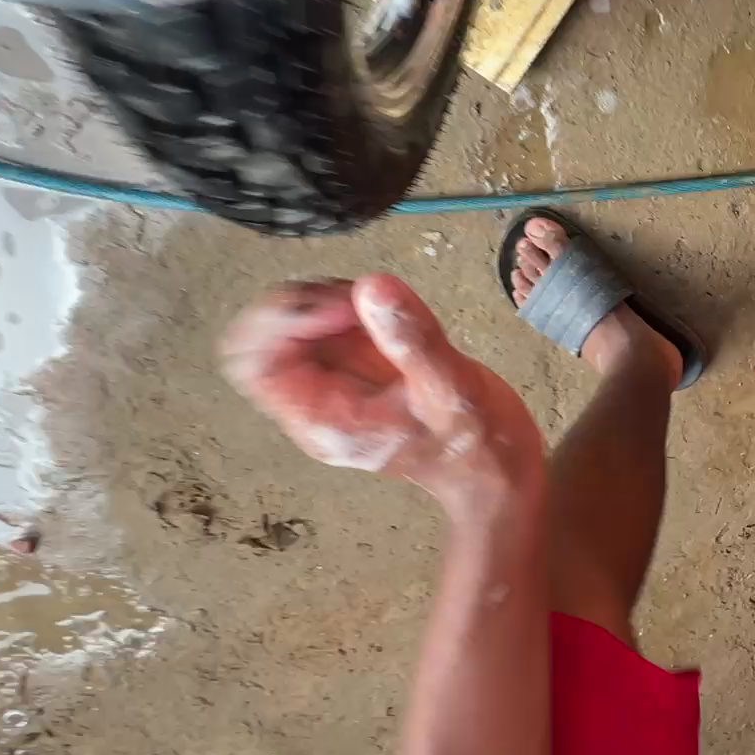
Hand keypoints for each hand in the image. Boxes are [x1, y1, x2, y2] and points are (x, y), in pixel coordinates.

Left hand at [219, 274, 544, 518]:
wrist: (498, 469)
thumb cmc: (474, 445)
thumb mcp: (451, 391)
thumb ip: (412, 339)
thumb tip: (372, 285)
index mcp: (322, 419)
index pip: (255, 362)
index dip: (287, 321)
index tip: (346, 307)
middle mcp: (319, 400)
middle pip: (266, 337)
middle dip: (308, 303)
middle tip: (364, 299)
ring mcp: (340, 381)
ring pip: (297, 323)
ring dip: (333, 299)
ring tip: (387, 303)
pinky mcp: (366, 365)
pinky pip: (336, 322)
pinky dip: (358, 303)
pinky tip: (397, 310)